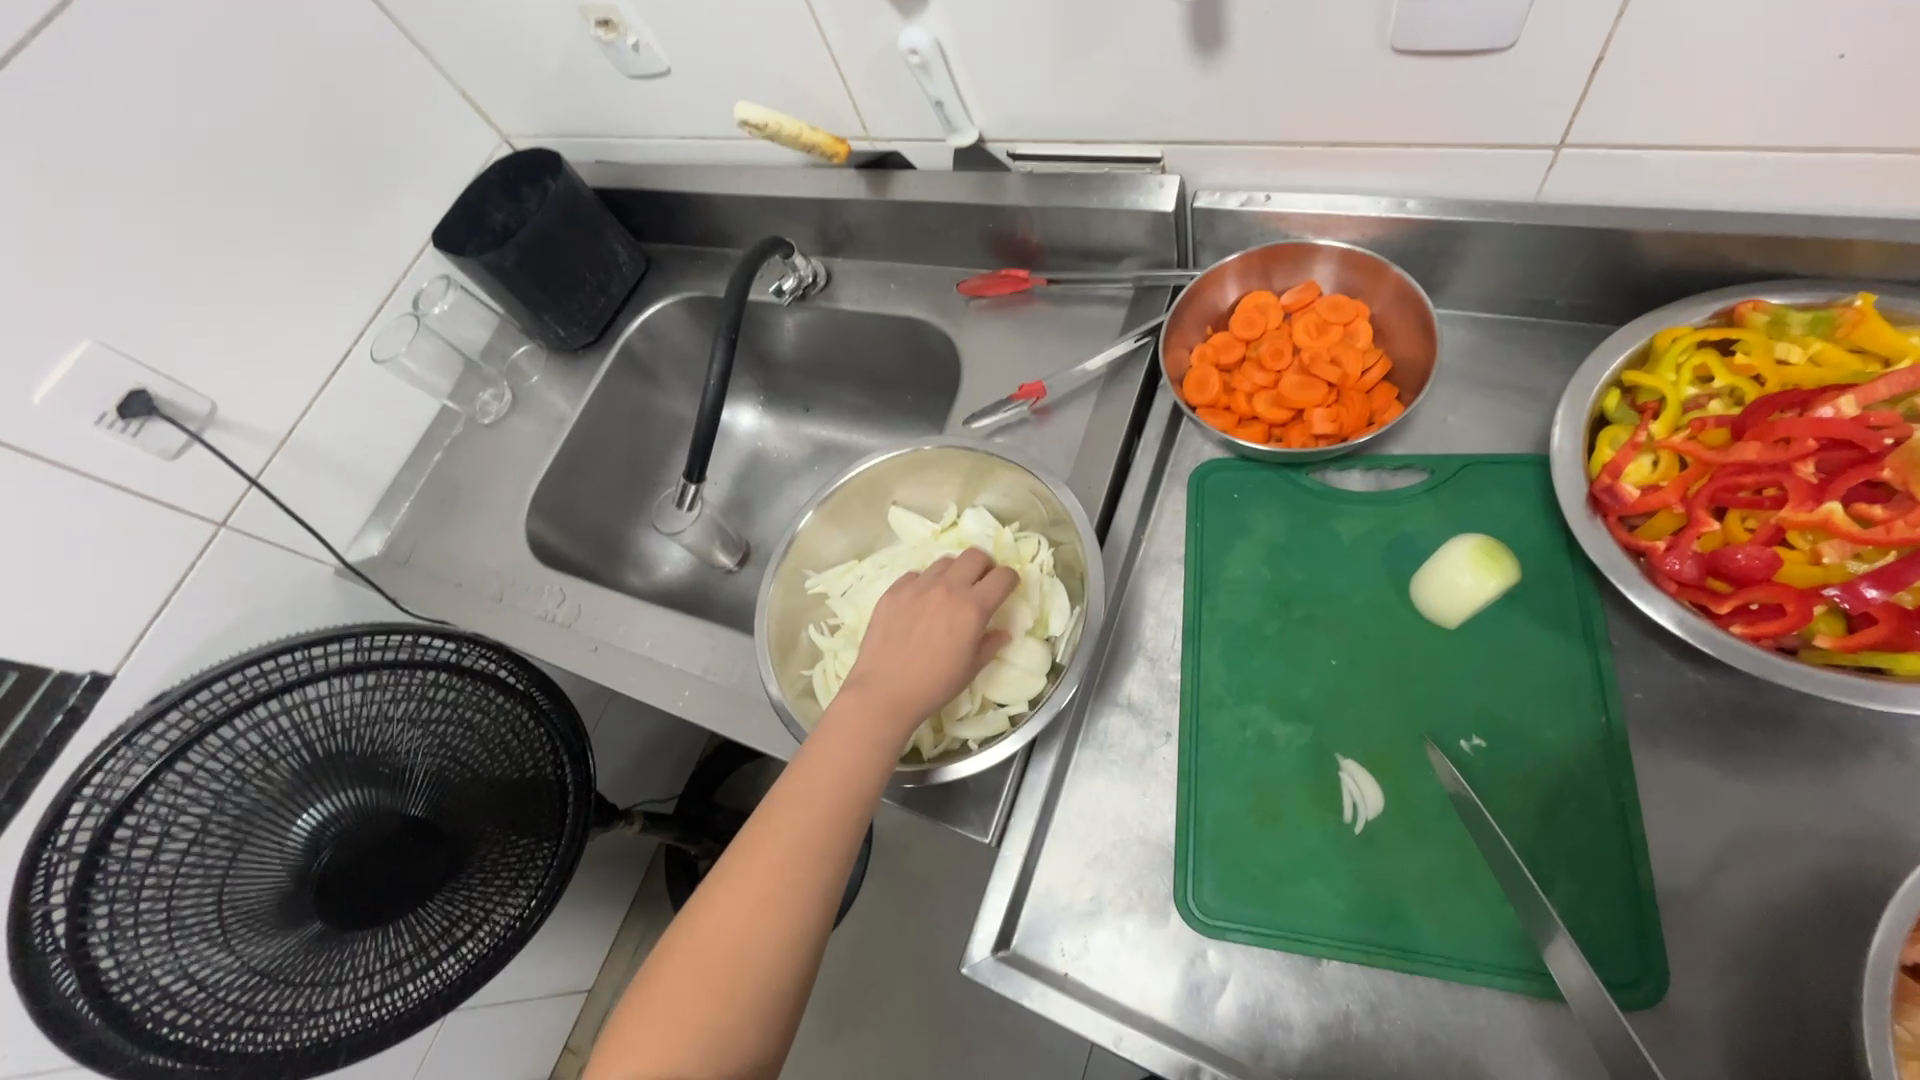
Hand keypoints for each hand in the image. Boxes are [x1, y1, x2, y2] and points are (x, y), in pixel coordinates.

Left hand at [832, 548, 1017, 739]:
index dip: (1010, 579)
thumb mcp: (971, 668)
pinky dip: (924, 583)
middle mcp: (947, 588)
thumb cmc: (935, 685)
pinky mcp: (893, 591)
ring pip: (944, 562)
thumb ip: (991, 644)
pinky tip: (920, 603)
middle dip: (985, 566)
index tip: (1007, 588)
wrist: (884, 692)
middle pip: (975, 555)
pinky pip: (915, 575)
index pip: (1003, 576)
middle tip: (981, 584)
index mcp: (972, 608)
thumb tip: (1003, 632)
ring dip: (954, 572)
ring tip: (949, 593)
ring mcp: (917, 587)